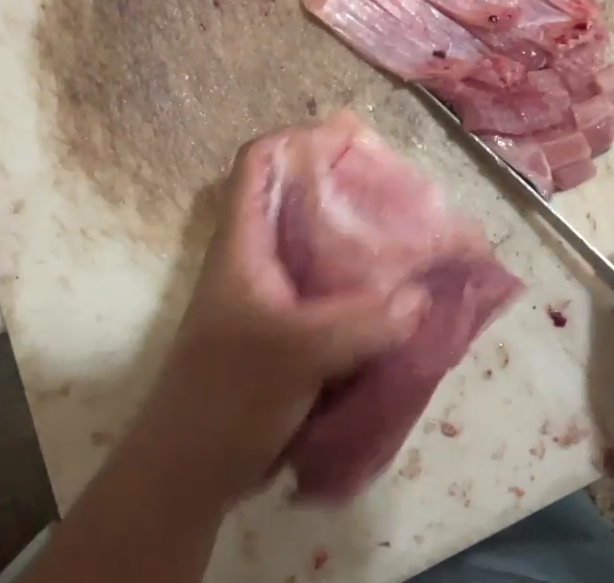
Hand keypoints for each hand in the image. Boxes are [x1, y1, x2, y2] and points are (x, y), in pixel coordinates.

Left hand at [126, 132, 425, 506]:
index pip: (259, 161)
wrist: (190, 476)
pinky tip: (406, 297)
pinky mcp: (295, 332)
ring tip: (414, 235)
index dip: (301, 138)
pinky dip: (371, 287)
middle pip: (301, 198)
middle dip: (349, 186)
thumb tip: (422, 298)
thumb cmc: (224, 399)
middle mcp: (260, 259)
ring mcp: (277, 297)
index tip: (356, 141)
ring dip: (365, 239)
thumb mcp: (293, 354)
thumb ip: (360, 323)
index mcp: (244, 243)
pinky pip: (339, 292)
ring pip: (324, 247)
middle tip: (401, 190)